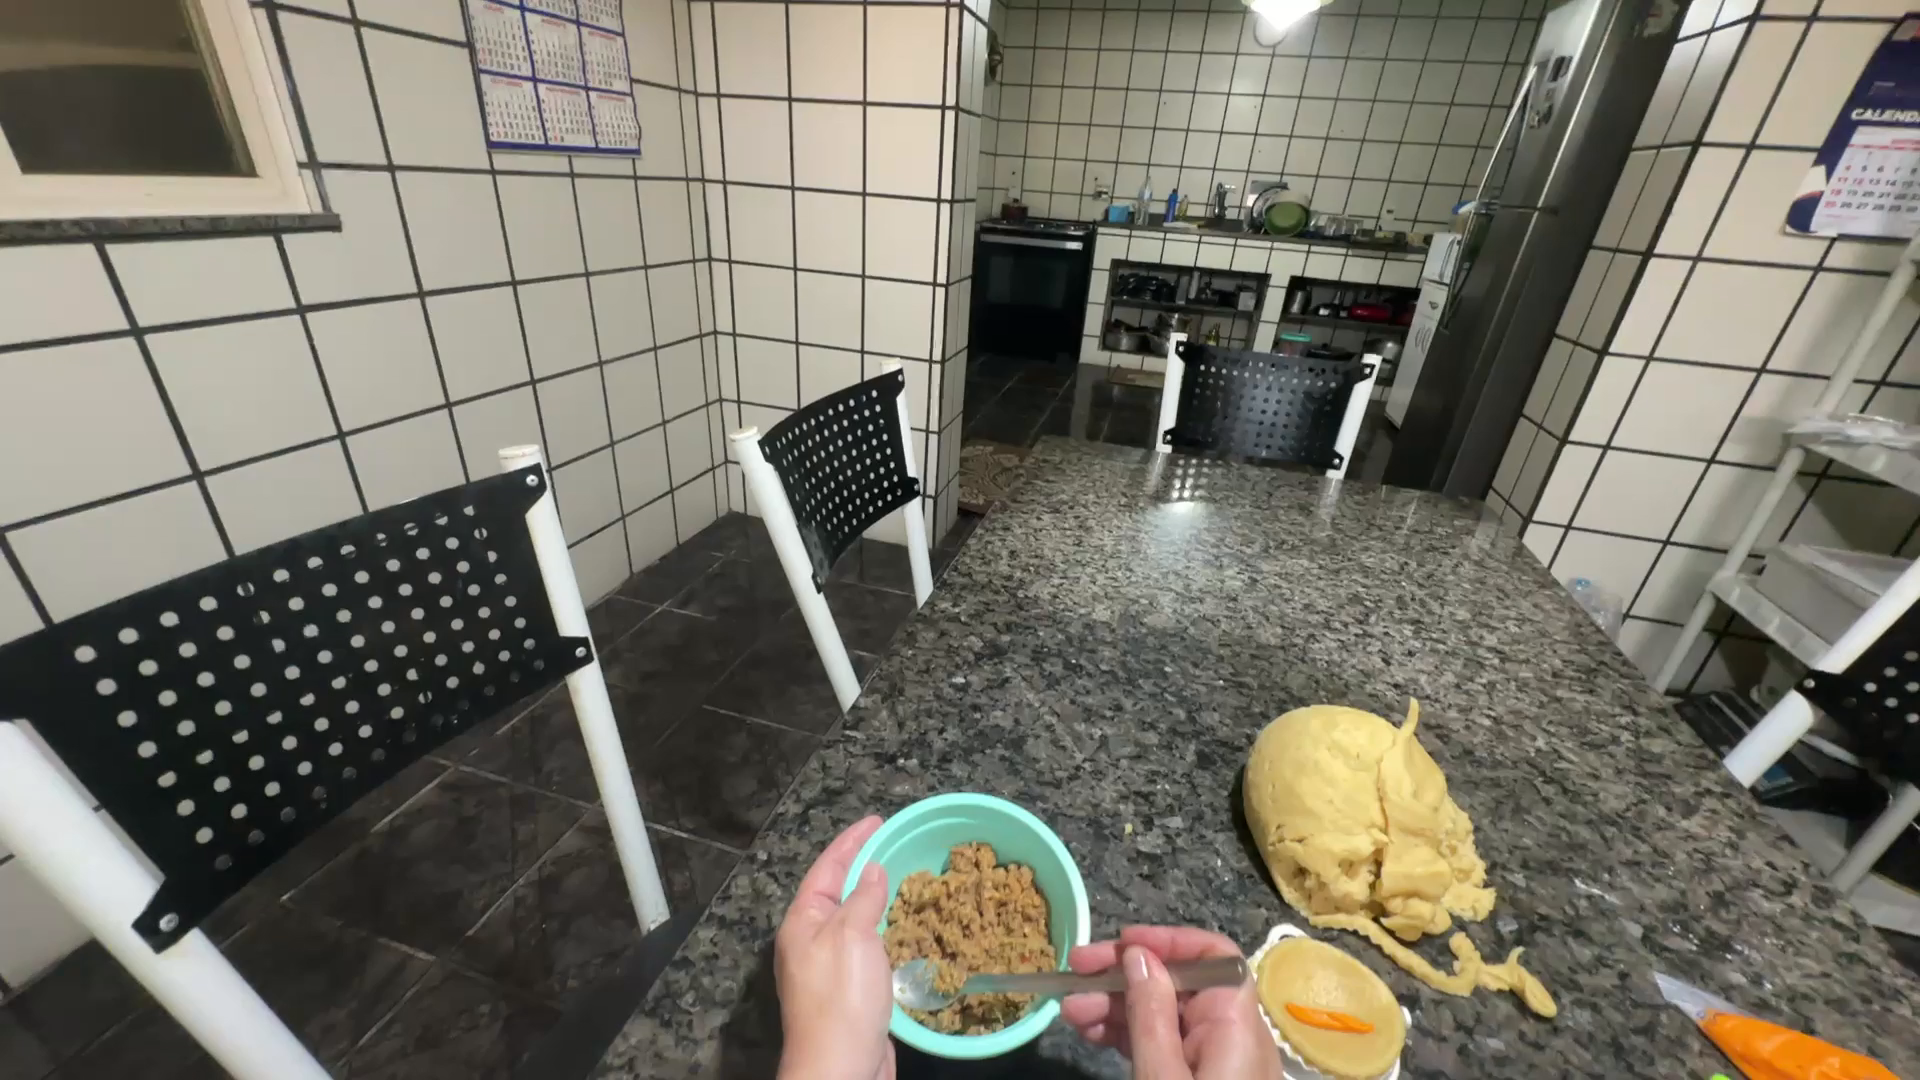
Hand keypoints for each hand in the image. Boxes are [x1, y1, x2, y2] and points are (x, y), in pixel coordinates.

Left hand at [774, 815, 895, 1079]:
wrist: (842, 1072)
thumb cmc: (842, 997)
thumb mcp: (853, 935)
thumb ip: (864, 897)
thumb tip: (873, 870)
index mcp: (802, 922)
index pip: (827, 867)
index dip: (852, 840)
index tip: (877, 820)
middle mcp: (809, 941)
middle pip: (835, 890)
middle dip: (861, 865)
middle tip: (892, 843)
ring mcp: (827, 968)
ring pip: (851, 919)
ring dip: (873, 897)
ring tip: (899, 877)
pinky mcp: (847, 991)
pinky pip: (864, 945)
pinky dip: (881, 928)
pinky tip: (899, 927)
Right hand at [1062, 926, 1280, 1079]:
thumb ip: (1151, 1015)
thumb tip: (1139, 953)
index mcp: (1235, 1025)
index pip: (1213, 956)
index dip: (1169, 940)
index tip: (1121, 943)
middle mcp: (1231, 1036)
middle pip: (1179, 982)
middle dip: (1124, 974)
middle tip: (1074, 972)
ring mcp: (1215, 1063)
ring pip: (1164, 1012)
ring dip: (1116, 1004)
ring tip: (1070, 1011)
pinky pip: (1163, 1042)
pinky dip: (1127, 1033)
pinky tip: (1091, 1032)